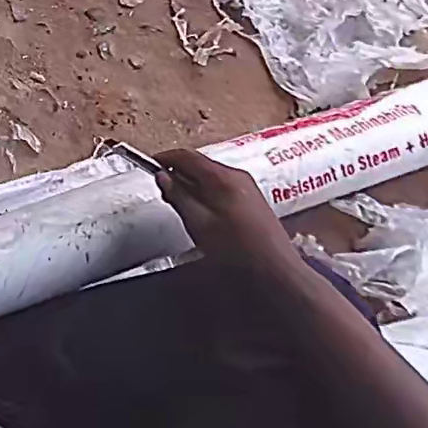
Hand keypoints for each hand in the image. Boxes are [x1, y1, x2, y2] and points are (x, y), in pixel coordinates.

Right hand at [154, 148, 289, 263]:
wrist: (277, 272)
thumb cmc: (236, 249)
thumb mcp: (198, 223)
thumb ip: (178, 196)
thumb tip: (162, 177)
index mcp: (222, 178)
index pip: (187, 156)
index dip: (165, 158)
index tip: (150, 165)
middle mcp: (237, 176)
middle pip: (199, 164)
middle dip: (178, 172)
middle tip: (162, 189)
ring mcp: (247, 186)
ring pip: (210, 175)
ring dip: (191, 183)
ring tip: (178, 202)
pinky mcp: (252, 199)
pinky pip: (221, 185)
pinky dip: (205, 191)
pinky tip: (200, 210)